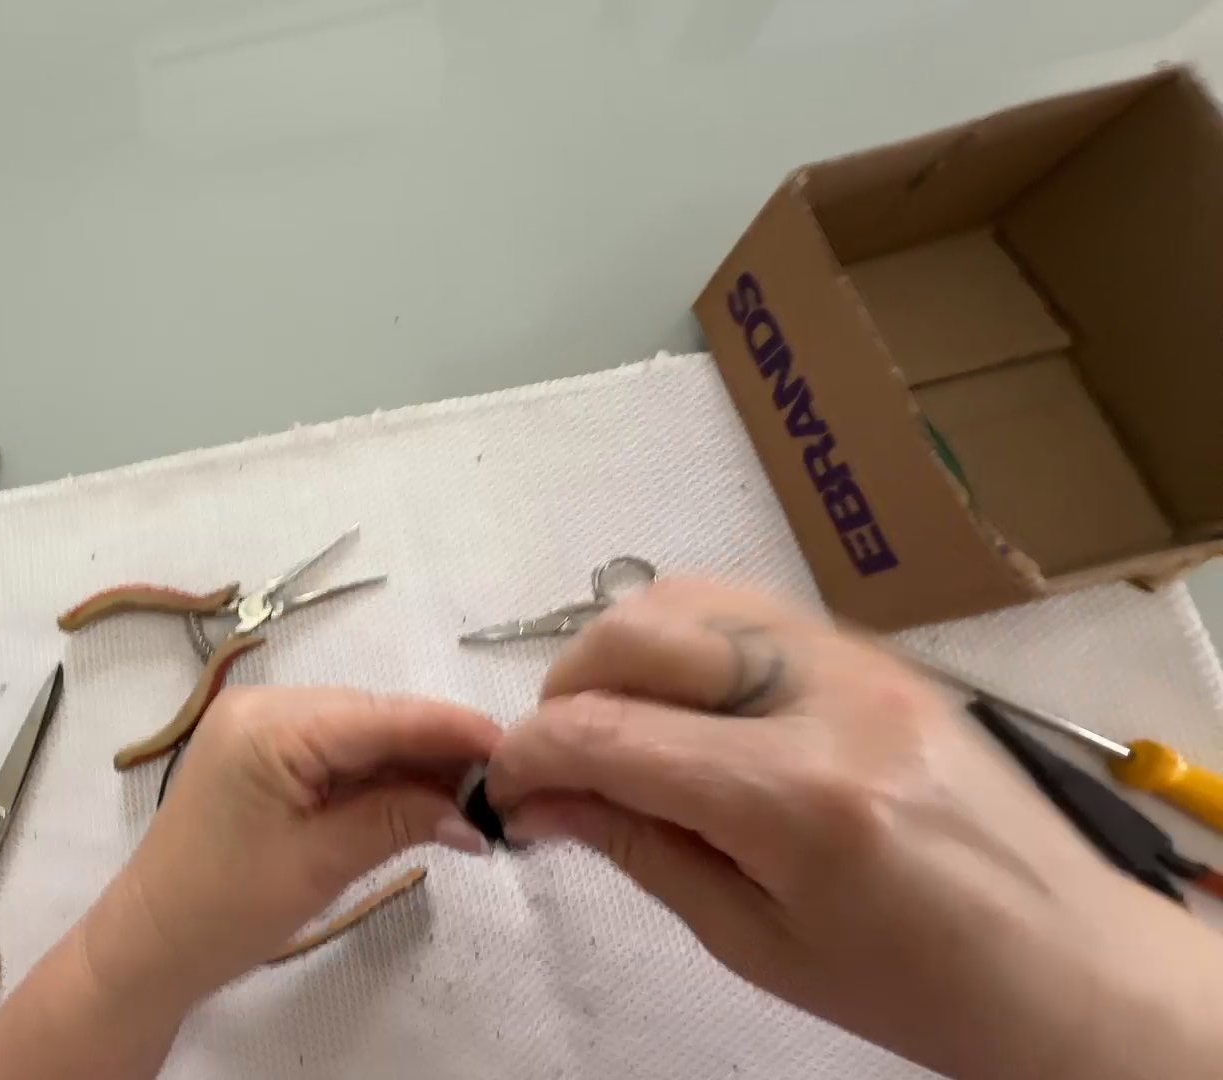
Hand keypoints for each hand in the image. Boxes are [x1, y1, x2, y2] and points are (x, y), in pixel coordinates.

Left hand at [81, 686, 499, 1001]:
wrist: (153, 937)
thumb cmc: (228, 907)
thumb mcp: (322, 862)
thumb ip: (399, 819)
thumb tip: (472, 813)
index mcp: (268, 724)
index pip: (377, 715)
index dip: (446, 727)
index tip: (509, 744)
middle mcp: (261, 704)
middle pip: (367, 716)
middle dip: (430, 746)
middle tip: (494, 783)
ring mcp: (254, 721)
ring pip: (352, 728)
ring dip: (404, 759)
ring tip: (463, 793)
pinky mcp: (256, 745)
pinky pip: (327, 744)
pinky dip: (369, 768)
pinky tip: (411, 790)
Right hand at [485, 579, 1222, 1079]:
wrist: (1086, 972)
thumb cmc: (917, 989)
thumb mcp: (750, 941)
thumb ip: (630, 846)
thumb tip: (534, 800)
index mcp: (804, 800)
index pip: (609, 736)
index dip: (528, 755)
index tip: (505, 788)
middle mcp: (827, 698)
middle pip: (631, 639)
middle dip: (559, 694)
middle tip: (557, 755)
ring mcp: (851, 655)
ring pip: (673, 599)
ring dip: (608, 654)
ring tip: (609, 718)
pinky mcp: (862, 643)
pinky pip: (727, 600)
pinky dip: (665, 634)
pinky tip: (666, 691)